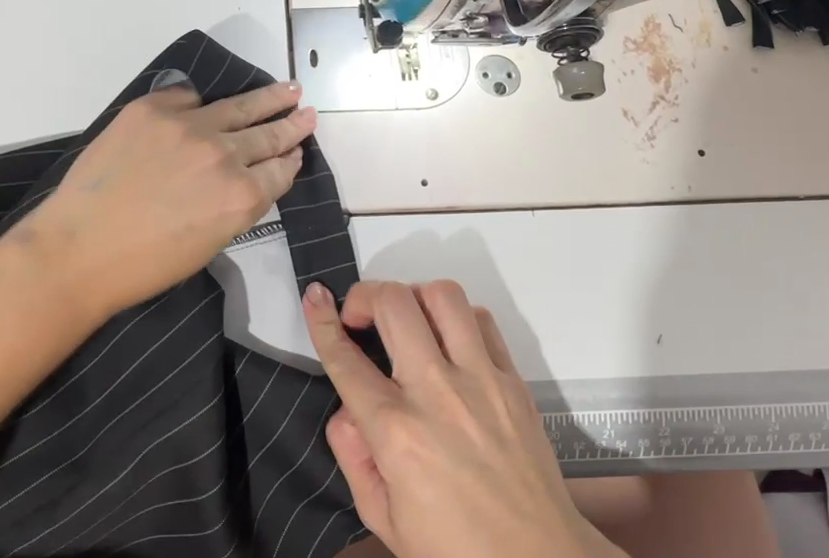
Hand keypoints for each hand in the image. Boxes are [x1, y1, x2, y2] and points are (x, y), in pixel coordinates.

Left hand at [13, 79, 315, 322]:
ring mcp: (187, 125)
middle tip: (306, 112)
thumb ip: (237, 206)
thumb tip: (251, 178)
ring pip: (237, 106)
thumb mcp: (209, 244)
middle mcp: (223, 154)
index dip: (291, 159)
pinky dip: (198, 103)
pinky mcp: (151, 109)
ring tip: (286, 89)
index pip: (280, 170)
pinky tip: (205, 103)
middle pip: (267, 134)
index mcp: (241, 196)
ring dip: (265, 99)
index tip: (298, 148)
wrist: (78, 250)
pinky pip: (186, 98)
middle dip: (290, 123)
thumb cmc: (145, 265)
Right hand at [303, 280, 623, 557]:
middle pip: (394, 304)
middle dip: (365, 295)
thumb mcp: (382, 517)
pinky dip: (457, 317)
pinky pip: (482, 319)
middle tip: (360, 317)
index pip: (346, 359)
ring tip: (407, 322)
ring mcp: (481, 381)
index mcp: (396, 432)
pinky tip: (448, 341)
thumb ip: (352, 455)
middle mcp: (436, 393)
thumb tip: (347, 407)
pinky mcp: (513, 380)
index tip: (315, 296)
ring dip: (414, 297)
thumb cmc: (455, 548)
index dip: (322, 320)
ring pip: (442, 295)